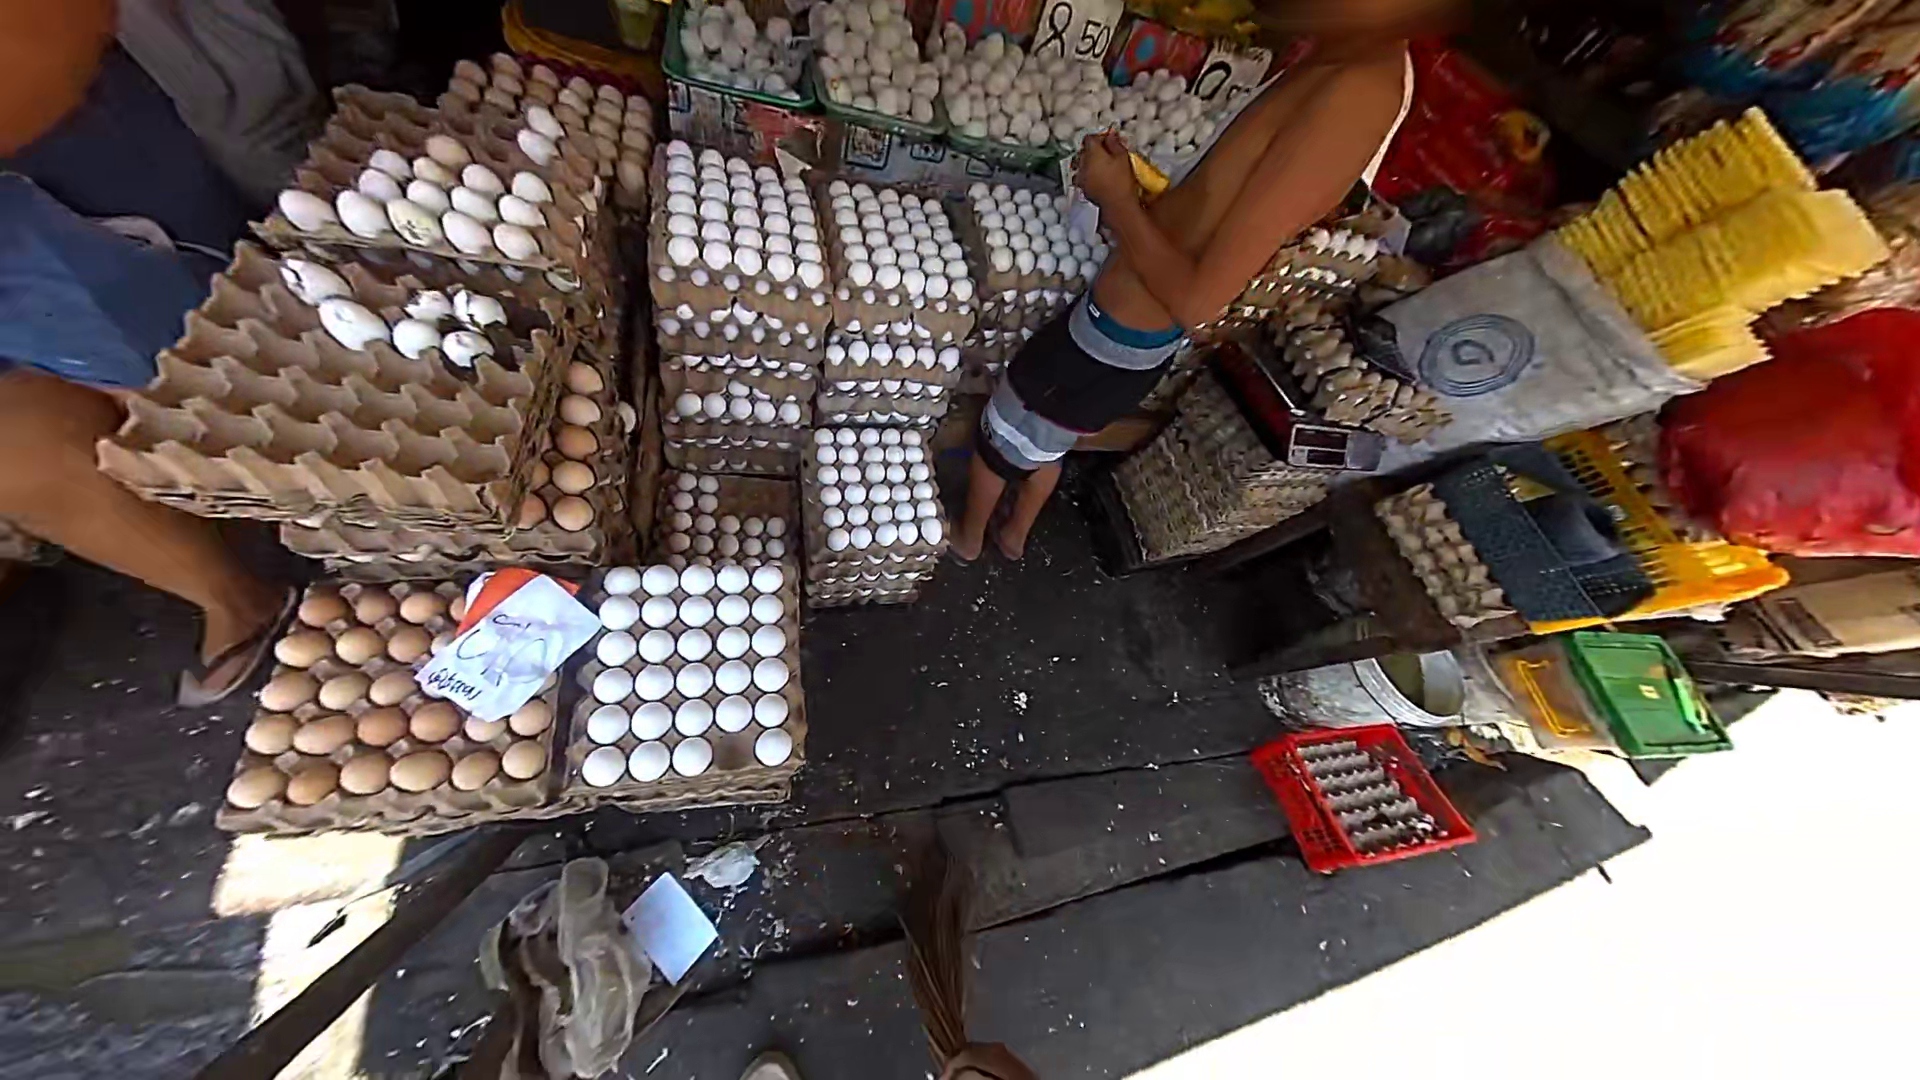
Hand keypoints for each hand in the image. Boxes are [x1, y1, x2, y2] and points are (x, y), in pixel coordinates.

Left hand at [1074, 131, 1136, 209]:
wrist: (1117, 207)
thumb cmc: (1122, 180)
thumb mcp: (1122, 156)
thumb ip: (1114, 143)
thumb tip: (1109, 135)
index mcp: (1091, 154)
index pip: (1089, 139)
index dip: (1099, 137)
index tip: (1109, 140)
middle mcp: (1082, 166)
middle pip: (1083, 152)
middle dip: (1093, 150)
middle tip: (1107, 152)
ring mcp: (1081, 179)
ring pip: (1081, 165)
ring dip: (1089, 163)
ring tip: (1102, 165)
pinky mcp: (1083, 190)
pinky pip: (1083, 177)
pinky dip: (1089, 174)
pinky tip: (1099, 177)